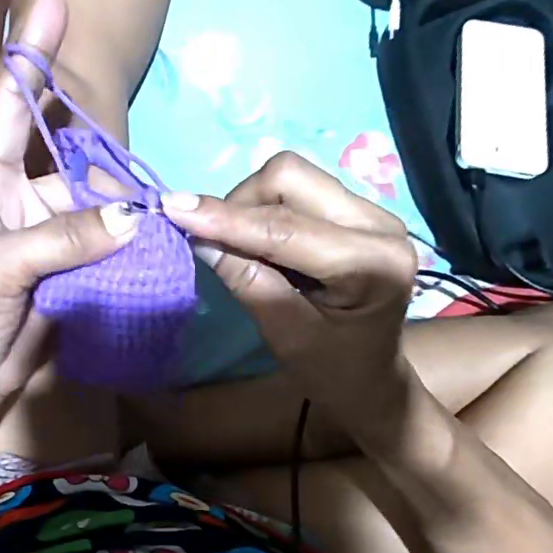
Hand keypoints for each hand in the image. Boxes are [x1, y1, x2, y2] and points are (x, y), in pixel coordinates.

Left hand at [0, 0, 140, 433]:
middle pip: (67, 159)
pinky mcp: (64, 274)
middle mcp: (14, 200)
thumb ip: (63, 237)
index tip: (52, 0)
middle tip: (146, 163)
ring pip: (93, 206)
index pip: (6, 106)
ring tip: (161, 207)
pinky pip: (101, 247)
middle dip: (104, 155)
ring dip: (123, 207)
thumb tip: (135, 217)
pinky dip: (126, 244)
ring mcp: (43, 238)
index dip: (30, 56)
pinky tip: (155, 239)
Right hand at [164, 153, 418, 438]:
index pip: (284, 227)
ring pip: (290, 176)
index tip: (173, 209)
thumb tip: (199, 238)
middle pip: (290, 177)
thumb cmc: (331, 368)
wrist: (369, 376)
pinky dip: (263, 209)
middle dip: (240, 204)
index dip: (225, 218)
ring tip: (243, 249)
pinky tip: (261, 243)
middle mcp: (379, 223)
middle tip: (218, 243)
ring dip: (249, 205)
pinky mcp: (354, 208)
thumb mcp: (286, 335)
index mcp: (374, 263)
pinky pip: (296, 188)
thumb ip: (247, 282)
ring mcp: (369, 210)